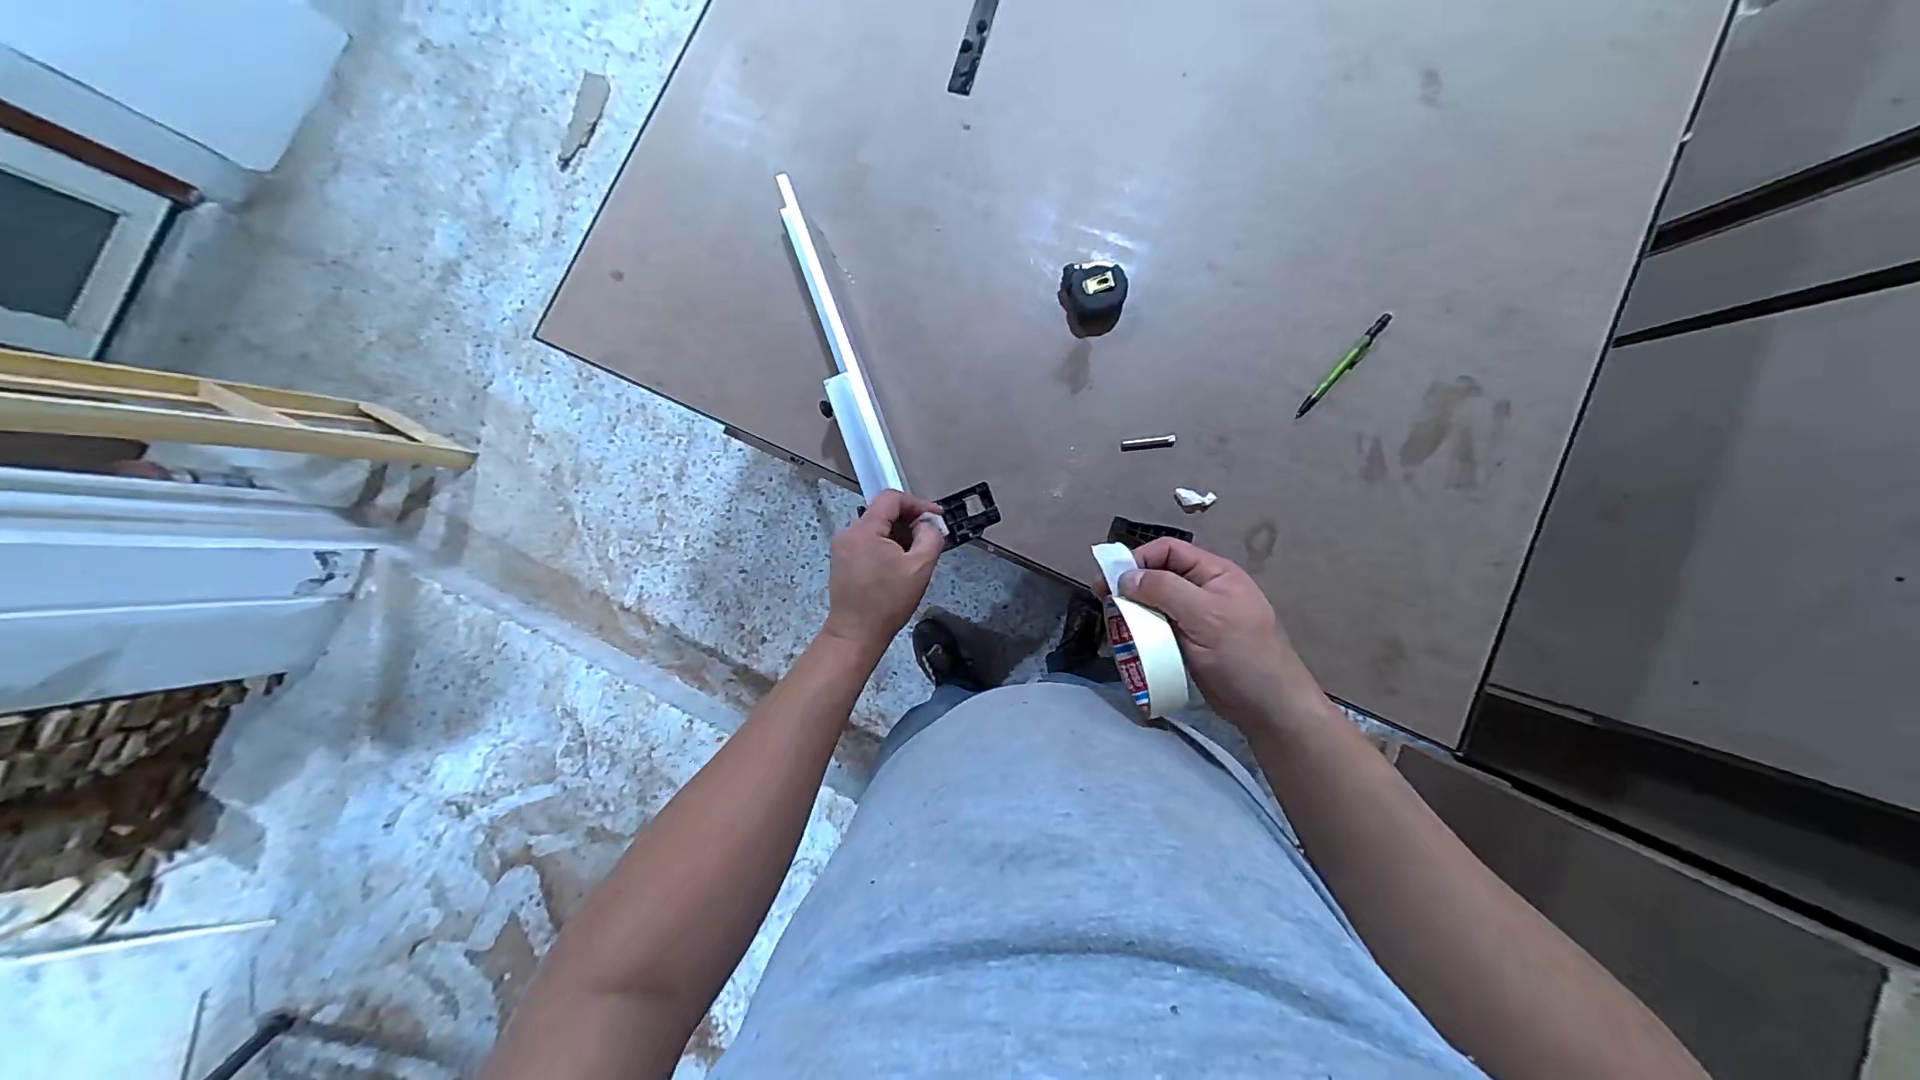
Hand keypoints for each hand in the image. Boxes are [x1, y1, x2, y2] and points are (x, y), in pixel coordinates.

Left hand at [822, 490, 945, 650]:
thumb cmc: (888, 601)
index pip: (891, 498)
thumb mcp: (919, 567)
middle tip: (929, 537)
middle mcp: (849, 533)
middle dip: (909, 520)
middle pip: (883, 512)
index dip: (917, 504)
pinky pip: (867, 542)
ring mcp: (842, 547)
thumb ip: (930, 537)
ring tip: (916, 554)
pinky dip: (886, 545)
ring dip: (899, 534)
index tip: (935, 518)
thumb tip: (928, 525)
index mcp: (864, 530)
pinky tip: (898, 565)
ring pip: (876, 527)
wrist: (856, 633)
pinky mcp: (842, 561)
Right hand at [1115, 538, 1331, 731]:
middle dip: (1131, 587)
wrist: (1270, 709)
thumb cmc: (1243, 657)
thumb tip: (1126, 576)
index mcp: (1214, 574)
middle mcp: (1204, 591)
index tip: (1111, 579)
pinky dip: (1142, 633)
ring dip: (1134, 613)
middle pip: (1158, 577)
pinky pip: (1159, 630)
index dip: (1138, 559)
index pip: (1168, 551)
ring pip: (1155, 605)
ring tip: (1114, 625)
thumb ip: (1164, 590)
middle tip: (1105, 603)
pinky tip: (1130, 642)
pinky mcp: (1189, 644)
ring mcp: (1197, 619)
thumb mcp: (1204, 616)